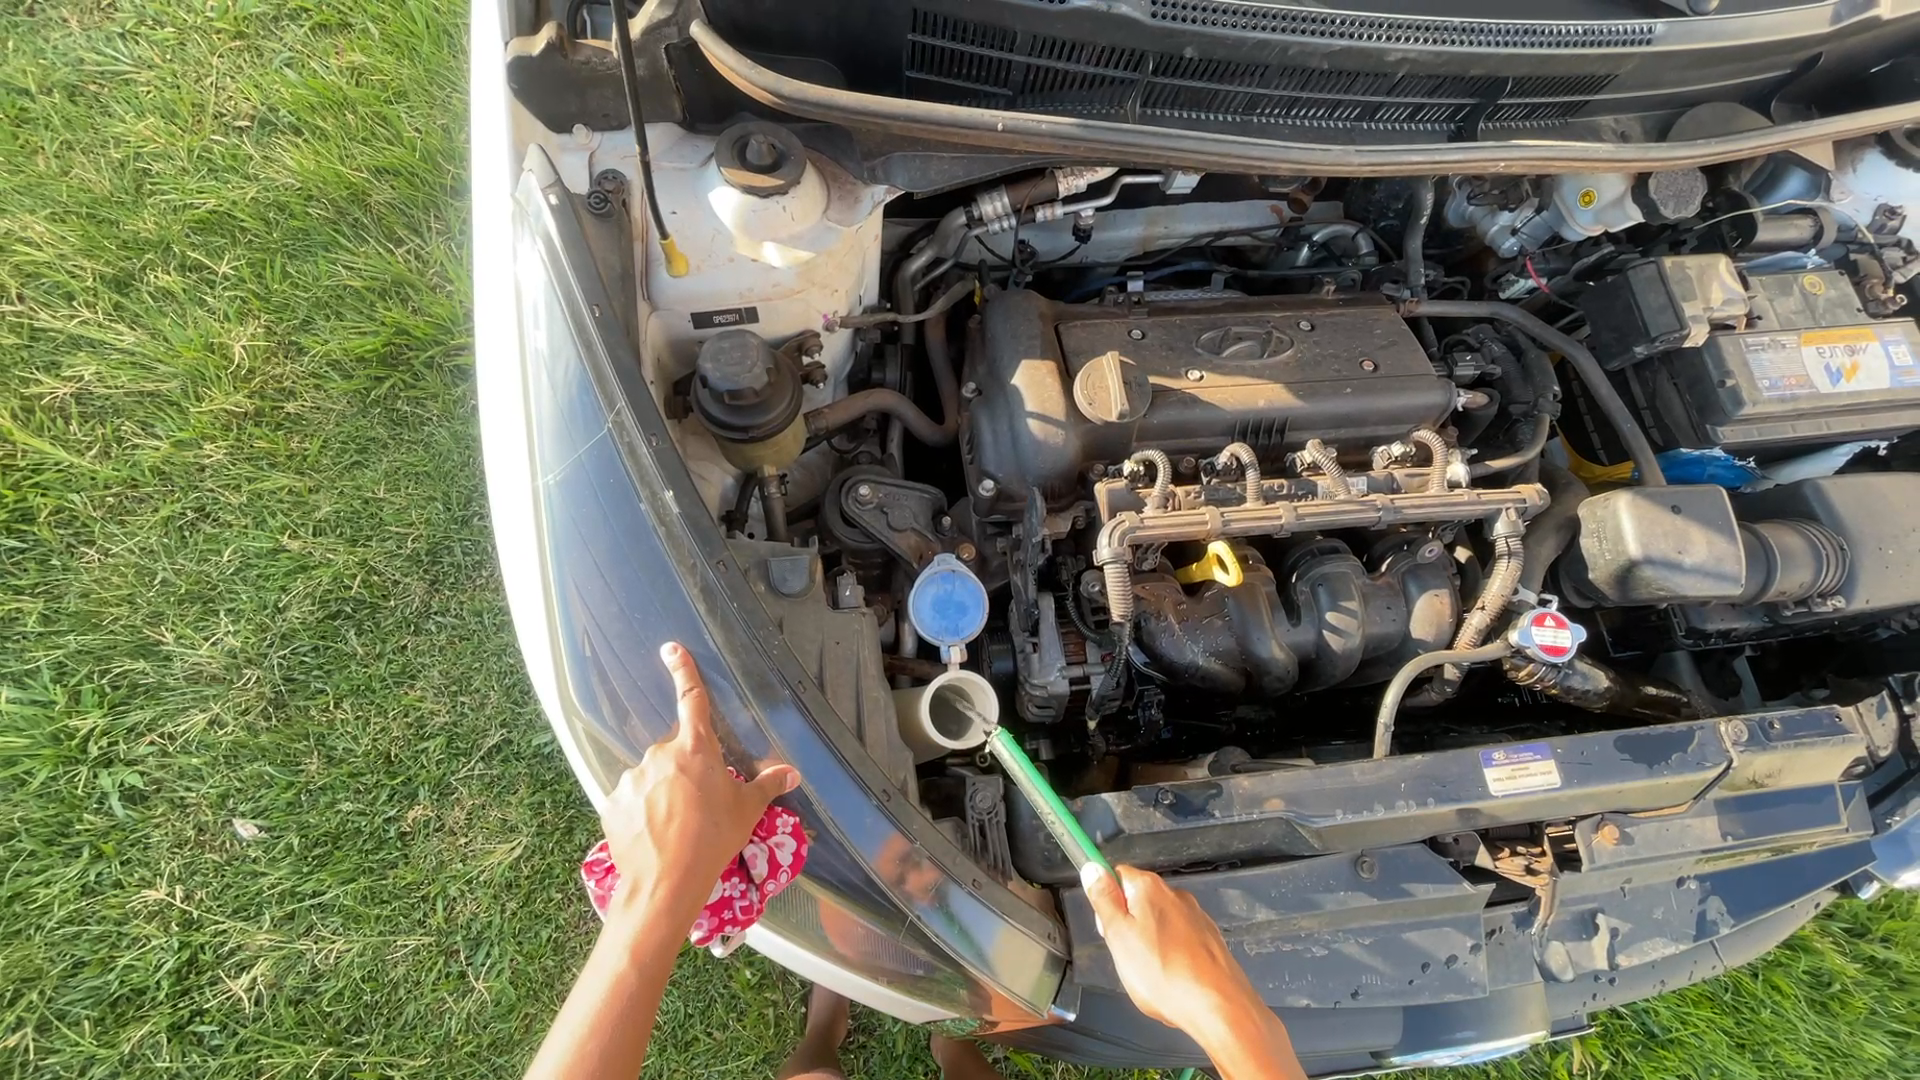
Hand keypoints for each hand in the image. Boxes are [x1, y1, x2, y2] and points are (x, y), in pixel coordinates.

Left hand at [600, 642, 800, 924]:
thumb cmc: (714, 837)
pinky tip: (653, 834)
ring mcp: (632, 777)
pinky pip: (632, 799)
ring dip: (664, 791)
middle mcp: (660, 754)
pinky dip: (642, 810)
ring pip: (653, 776)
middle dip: (686, 770)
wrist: (665, 883)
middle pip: (676, 751)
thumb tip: (792, 773)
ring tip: (676, 825)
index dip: (683, 670)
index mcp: (696, 748)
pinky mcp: (611, 803)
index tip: (670, 648)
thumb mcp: (747, 810)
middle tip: (700, 802)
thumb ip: (768, 784)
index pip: (692, 699)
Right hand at [1081, 864, 1276, 1050]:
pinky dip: (1173, 955)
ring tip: (1152, 974)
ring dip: (1151, 942)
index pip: (1117, 875)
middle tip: (1128, 956)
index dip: (1107, 900)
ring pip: (1160, 923)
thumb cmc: (1162, 972)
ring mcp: (1197, 917)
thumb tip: (1092, 867)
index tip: (1108, 928)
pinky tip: (1174, 980)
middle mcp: (1175, 894)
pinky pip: (1181, 941)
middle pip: (1139, 899)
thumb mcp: (1118, 935)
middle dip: (1129, 925)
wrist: (1220, 1008)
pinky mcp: (1211, 940)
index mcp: (1149, 887)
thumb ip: (1103, 899)